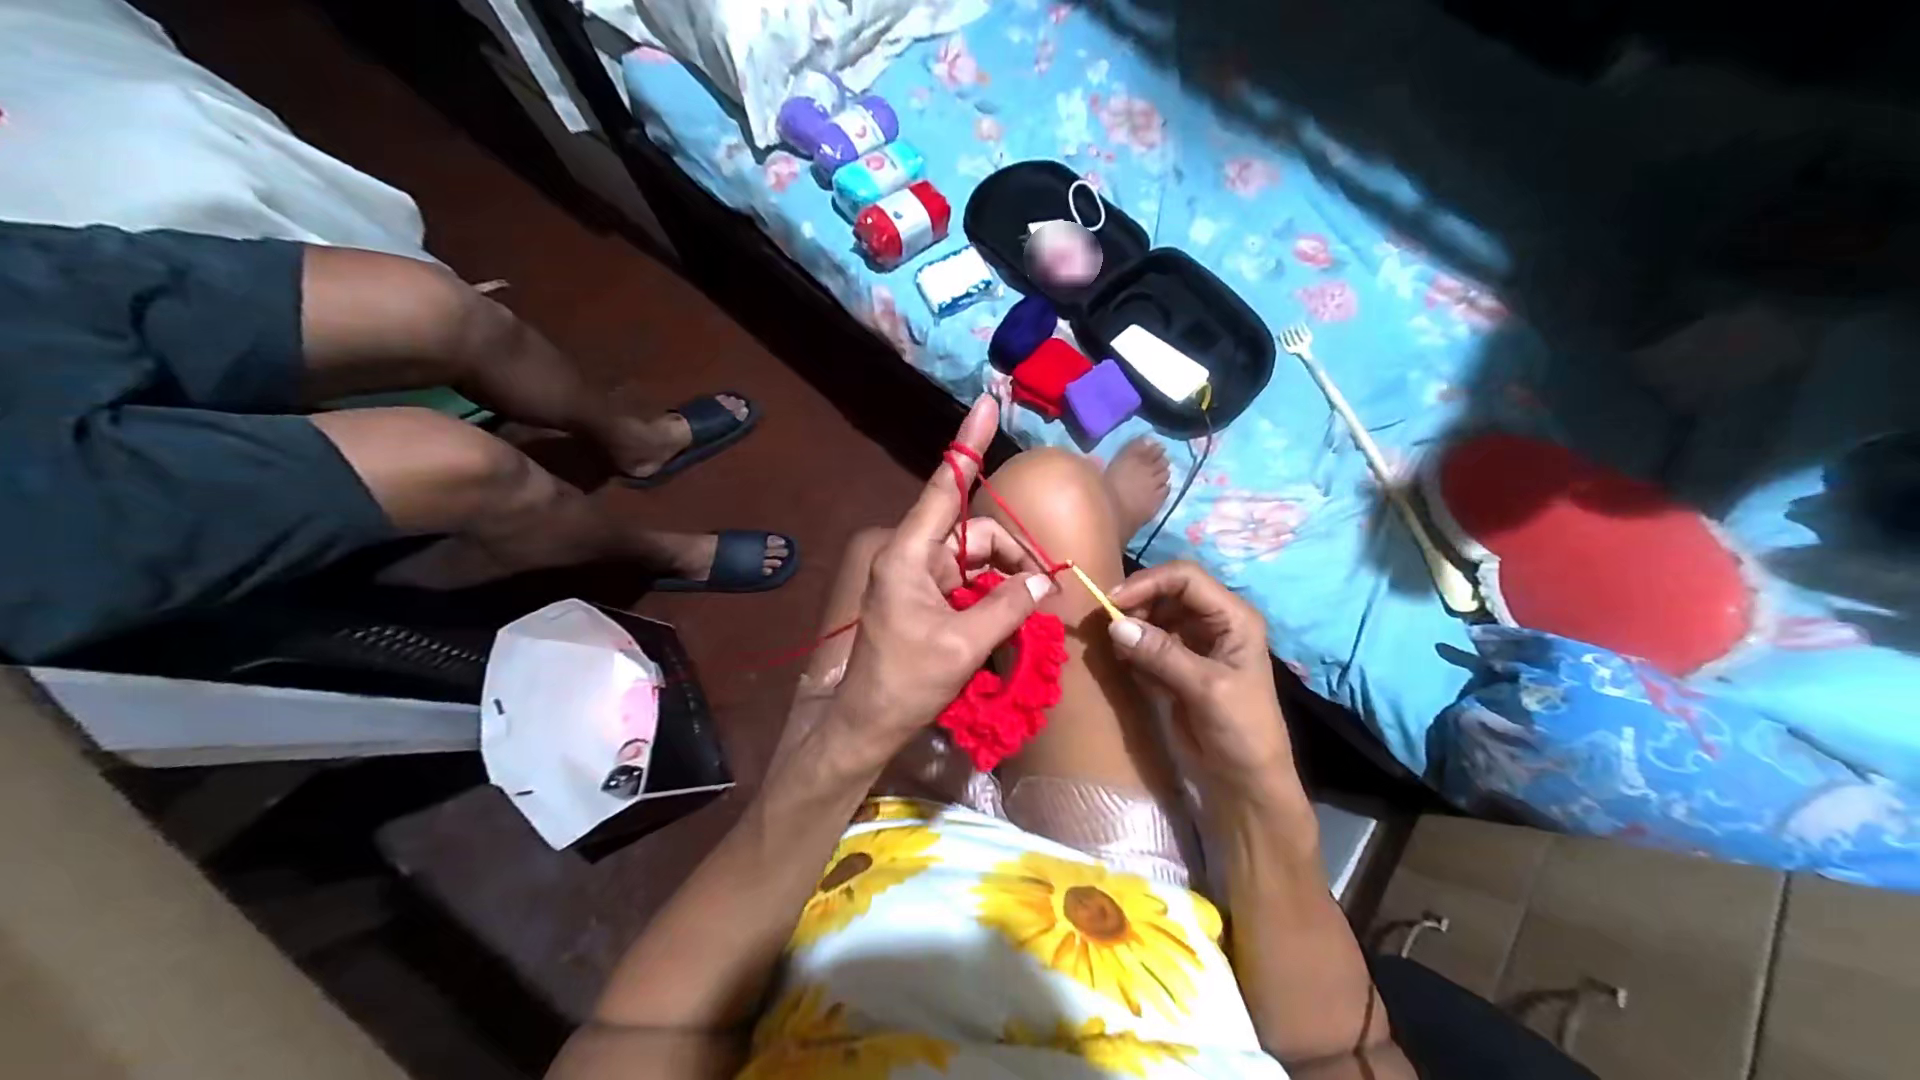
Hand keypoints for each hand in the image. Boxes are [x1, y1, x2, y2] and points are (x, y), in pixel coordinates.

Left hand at [825, 396, 1054, 771]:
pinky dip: (992, 593)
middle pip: (975, 534)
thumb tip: (1044, 580)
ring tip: (1029, 611)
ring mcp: (919, 576)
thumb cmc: (907, 682)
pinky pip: (968, 581)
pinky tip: (1011, 617)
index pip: (945, 488)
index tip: (987, 405)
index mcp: (909, 554)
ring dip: (1005, 578)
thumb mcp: (964, 644)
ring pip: (976, 558)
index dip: (968, 446)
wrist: (868, 723)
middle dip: (1012, 554)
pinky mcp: (926, 597)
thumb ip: (1008, 605)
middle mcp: (913, 555)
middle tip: (1043, 589)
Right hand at [1105, 561, 1298, 803]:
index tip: (1113, 602)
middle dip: (1137, 604)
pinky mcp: (1177, 663)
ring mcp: (1194, 642)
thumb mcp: (1204, 688)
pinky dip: (1134, 650)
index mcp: (1233, 617)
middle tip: (1111, 628)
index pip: (1186, 578)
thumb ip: (1161, 653)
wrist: (1244, 781)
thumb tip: (1115, 625)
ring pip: (1154, 616)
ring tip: (1120, 653)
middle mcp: (1214, 622)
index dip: (1148, 582)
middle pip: (1166, 592)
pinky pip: (1148, 642)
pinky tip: (1132, 670)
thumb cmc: (1240, 730)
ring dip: (1133, 628)